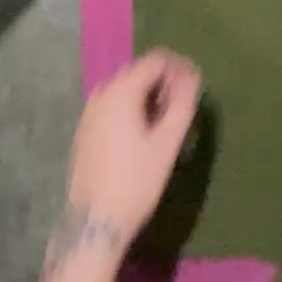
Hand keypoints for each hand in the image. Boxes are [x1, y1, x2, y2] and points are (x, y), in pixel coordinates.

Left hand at [65, 49, 202, 242]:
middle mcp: (102, 91)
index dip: (180, 67)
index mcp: (122, 90)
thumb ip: (182, 105)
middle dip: (164, 81)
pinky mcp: (85, 127)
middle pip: (140, 71)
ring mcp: (90, 110)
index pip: (156, 60)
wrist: (95, 221)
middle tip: (184, 105)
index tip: (196, 85)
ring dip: (149, 96)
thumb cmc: (135, 181)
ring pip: (126, 88)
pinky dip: (132, 107)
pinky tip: (143, 132)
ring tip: (167, 120)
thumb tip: (193, 77)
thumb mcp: (166, 144)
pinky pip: (113, 104)